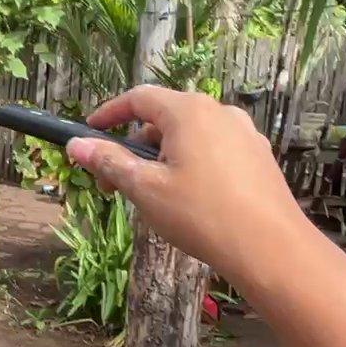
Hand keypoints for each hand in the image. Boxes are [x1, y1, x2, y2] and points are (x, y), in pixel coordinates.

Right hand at [65, 87, 312, 283]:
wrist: (269, 248)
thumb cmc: (199, 213)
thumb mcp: (144, 188)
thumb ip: (109, 161)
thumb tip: (76, 144)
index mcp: (190, 112)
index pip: (139, 98)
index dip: (108, 113)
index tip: (88, 133)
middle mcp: (219, 113)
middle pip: (163, 118)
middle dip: (131, 147)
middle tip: (112, 182)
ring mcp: (243, 134)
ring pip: (187, 137)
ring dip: (159, 158)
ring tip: (147, 196)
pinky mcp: (256, 158)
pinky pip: (210, 151)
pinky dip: (186, 165)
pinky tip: (183, 199)